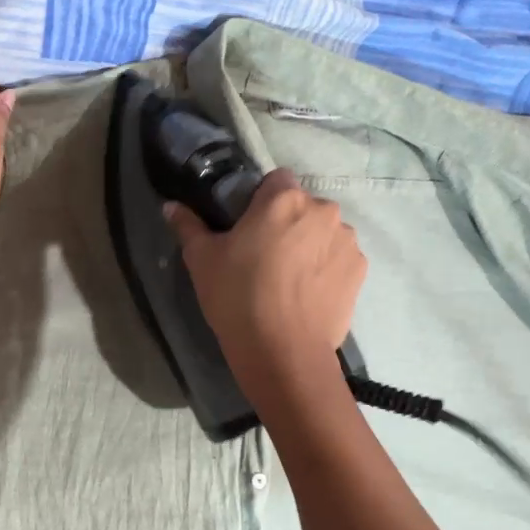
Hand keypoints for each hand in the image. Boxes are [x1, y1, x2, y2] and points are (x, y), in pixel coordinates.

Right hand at [164, 169, 364, 398]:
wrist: (282, 350)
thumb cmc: (236, 296)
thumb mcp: (201, 259)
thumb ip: (188, 226)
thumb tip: (170, 207)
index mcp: (283, 199)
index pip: (274, 179)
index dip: (258, 199)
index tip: (244, 226)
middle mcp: (323, 211)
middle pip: (300, 207)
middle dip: (284, 224)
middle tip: (260, 257)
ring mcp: (346, 241)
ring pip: (321, 233)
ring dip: (307, 245)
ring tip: (285, 280)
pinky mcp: (360, 270)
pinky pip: (337, 258)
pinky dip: (323, 269)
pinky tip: (303, 294)